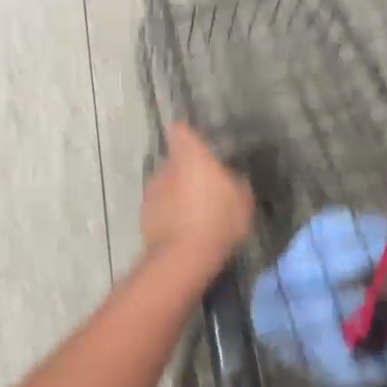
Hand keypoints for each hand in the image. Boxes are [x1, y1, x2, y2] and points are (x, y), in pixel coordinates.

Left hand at [142, 124, 253, 274]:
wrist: (185, 254)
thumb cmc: (218, 219)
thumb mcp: (242, 200)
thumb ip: (235, 182)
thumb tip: (231, 177)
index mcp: (190, 156)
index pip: (180, 131)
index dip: (186, 135)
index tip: (196, 144)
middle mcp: (166, 167)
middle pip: (174, 161)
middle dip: (186, 170)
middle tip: (204, 189)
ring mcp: (151, 189)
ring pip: (165, 184)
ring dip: (175, 192)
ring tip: (194, 212)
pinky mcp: (144, 212)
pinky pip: (159, 205)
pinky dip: (167, 211)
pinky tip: (181, 228)